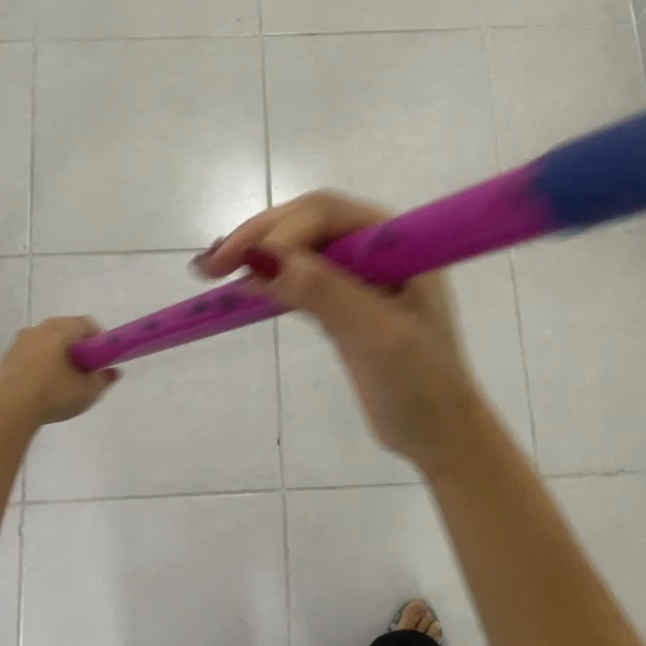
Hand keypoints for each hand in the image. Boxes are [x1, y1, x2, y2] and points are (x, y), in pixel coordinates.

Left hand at [0, 317, 117, 426]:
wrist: (6, 410)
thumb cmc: (52, 394)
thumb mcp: (88, 391)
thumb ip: (104, 379)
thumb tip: (113, 372)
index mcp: (60, 329)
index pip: (87, 324)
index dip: (99, 340)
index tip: (102, 360)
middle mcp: (38, 328)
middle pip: (65, 331)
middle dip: (77, 348)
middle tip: (85, 371)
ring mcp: (19, 342)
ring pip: (45, 343)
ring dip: (56, 356)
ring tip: (62, 382)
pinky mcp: (5, 358)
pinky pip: (30, 356)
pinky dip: (39, 365)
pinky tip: (42, 388)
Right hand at [195, 191, 487, 467]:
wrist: (438, 433)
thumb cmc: (420, 382)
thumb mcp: (375, 334)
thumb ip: (324, 291)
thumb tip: (260, 257)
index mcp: (396, 240)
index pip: (327, 213)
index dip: (281, 230)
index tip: (244, 264)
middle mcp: (376, 247)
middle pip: (306, 224)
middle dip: (258, 239)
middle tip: (208, 266)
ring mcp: (358, 276)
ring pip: (298, 250)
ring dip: (256, 257)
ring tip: (208, 271)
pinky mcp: (341, 304)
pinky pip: (299, 280)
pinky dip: (269, 282)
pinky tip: (239, 289)